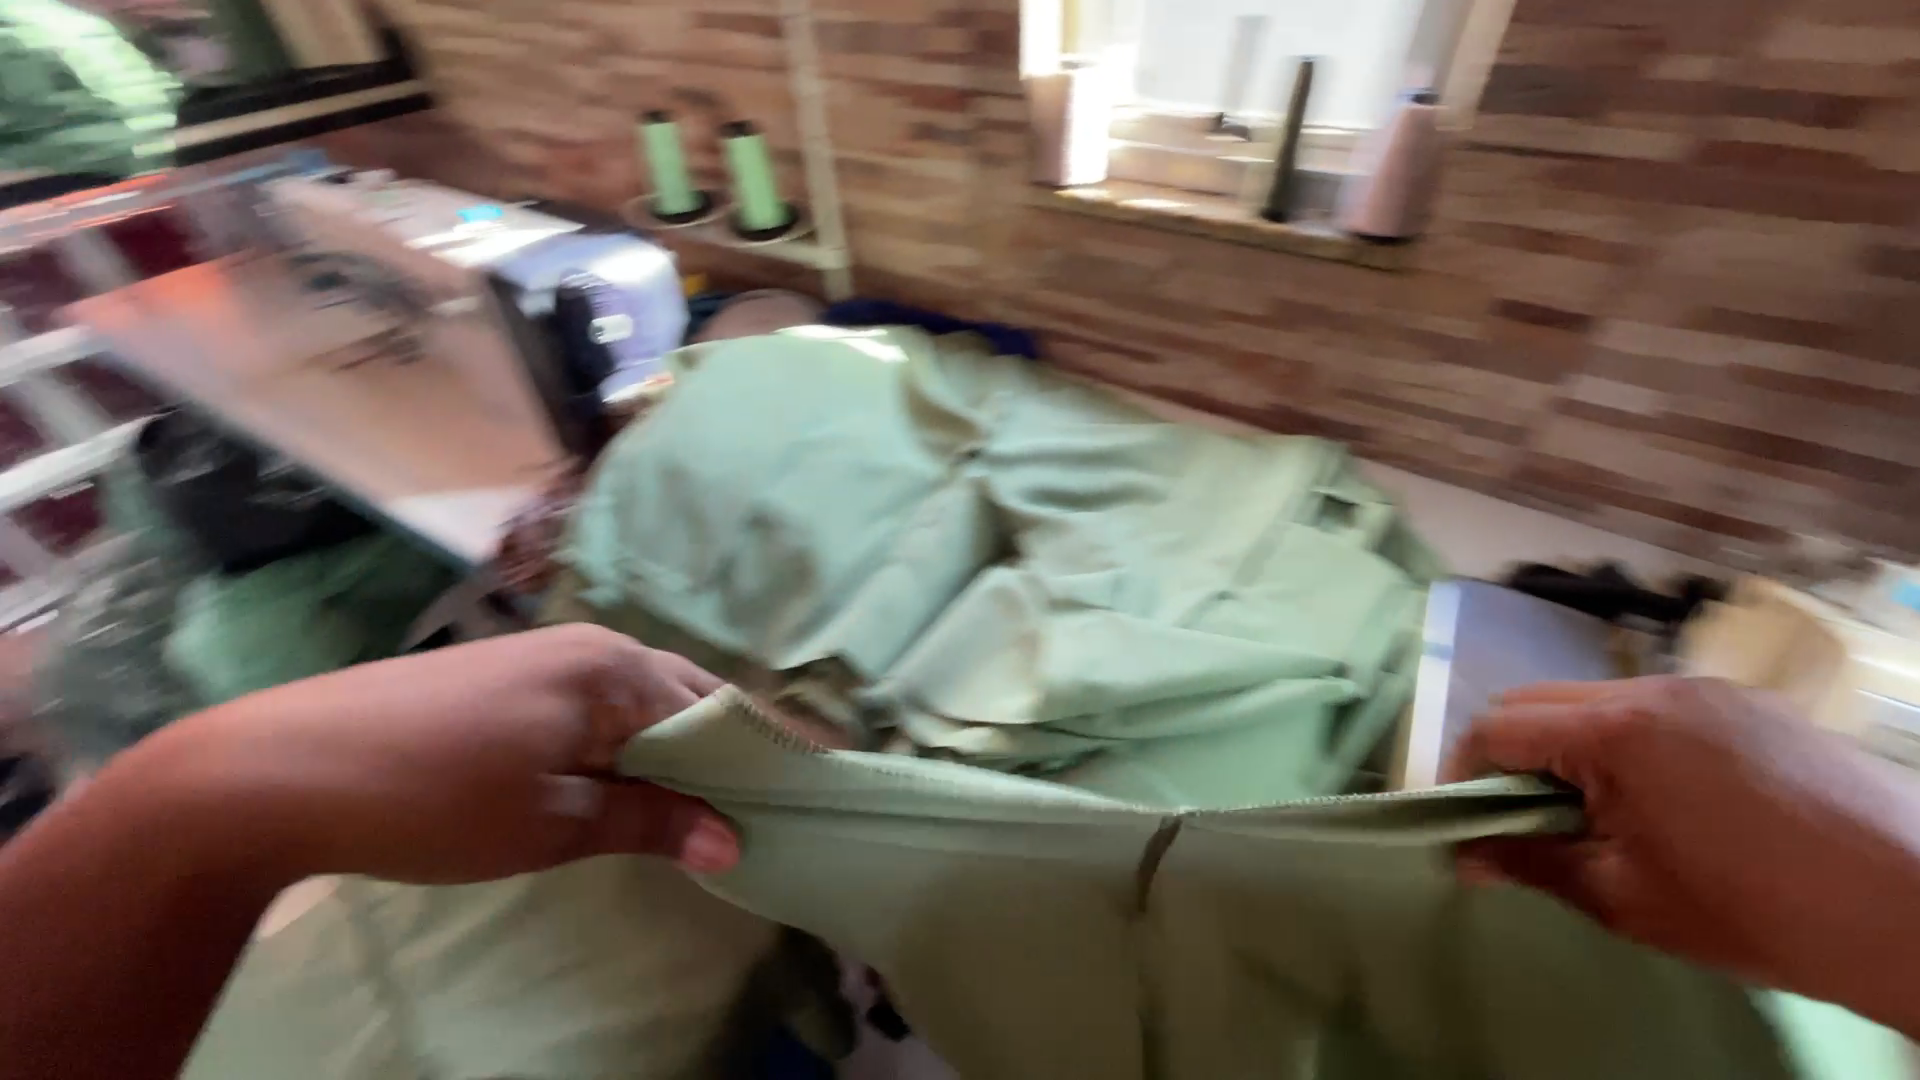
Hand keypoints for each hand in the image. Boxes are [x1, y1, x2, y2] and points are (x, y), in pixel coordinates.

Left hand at [135, 624, 740, 885]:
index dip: (756, 757)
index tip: (793, 794)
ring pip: (645, 693)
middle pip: (688, 693)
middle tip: (752, 798)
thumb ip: (651, 822)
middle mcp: (599, 645)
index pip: (717, 714)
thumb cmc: (435, 797)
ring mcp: (555, 650)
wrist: (278, 768)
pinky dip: (633, 731)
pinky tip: (627, 767)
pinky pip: (605, 695)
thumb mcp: (552, 823)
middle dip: (723, 744)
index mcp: (618, 673)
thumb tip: (734, 843)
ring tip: (697, 792)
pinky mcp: (520, 667)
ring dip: (677, 739)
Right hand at [1448, 676, 1919, 1030]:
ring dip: (1567, 744)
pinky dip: (1625, 739)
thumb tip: (1462, 859)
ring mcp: (1706, 690)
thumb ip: (1530, 864)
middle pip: (1533, 702)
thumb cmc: (1762, 911)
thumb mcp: (1626, 899)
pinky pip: (1651, 706)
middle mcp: (1650, 689)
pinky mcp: (1749, 703)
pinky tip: (1662, 792)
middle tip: (1525, 813)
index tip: (1469, 818)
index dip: (1464, 771)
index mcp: (1613, 731)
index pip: (1495, 728)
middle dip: (1510, 753)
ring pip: (1589, 699)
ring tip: (1596, 805)